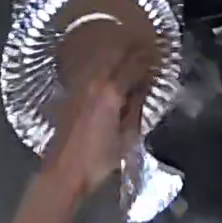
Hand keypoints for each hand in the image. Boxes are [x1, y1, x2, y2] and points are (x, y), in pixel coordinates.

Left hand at [42, 45, 149, 198]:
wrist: (62, 173)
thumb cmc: (97, 160)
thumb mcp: (126, 139)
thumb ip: (136, 110)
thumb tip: (142, 91)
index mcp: (111, 92)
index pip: (134, 66)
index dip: (148, 60)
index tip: (159, 57)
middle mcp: (96, 83)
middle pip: (116, 55)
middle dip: (132, 50)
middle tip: (146, 49)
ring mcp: (81, 86)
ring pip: (102, 61)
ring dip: (117, 55)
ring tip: (130, 56)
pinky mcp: (72, 94)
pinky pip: (92, 71)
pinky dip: (104, 66)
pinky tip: (109, 72)